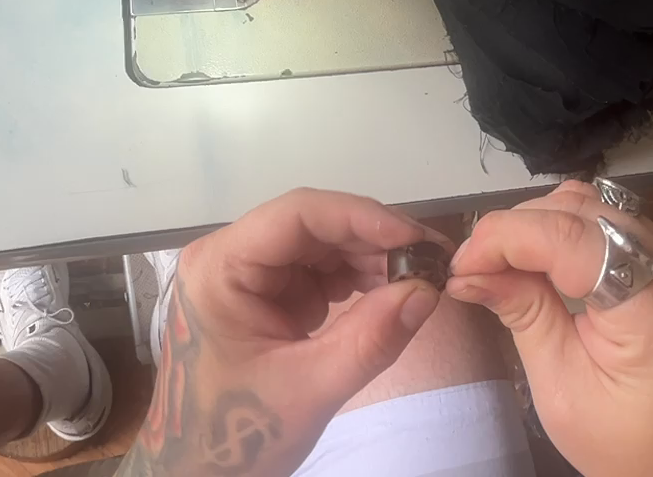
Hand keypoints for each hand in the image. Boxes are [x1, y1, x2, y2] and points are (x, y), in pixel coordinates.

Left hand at [118, 189, 447, 476]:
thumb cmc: (234, 437)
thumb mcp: (306, 392)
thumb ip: (368, 340)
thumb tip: (427, 290)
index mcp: (221, 266)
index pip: (296, 215)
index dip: (359, 217)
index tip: (414, 237)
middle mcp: (232, 254)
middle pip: (312, 225)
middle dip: (372, 240)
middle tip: (430, 261)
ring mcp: (250, 271)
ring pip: (321, 242)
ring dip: (369, 258)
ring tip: (415, 280)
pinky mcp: (267, 291)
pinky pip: (318, 268)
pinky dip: (355, 278)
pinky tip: (386, 294)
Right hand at [447, 181, 652, 476]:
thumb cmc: (630, 450)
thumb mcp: (560, 392)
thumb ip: (521, 314)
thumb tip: (468, 270)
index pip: (568, 237)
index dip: (504, 237)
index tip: (462, 263)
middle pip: (579, 211)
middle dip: (515, 228)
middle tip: (476, 265)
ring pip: (593, 204)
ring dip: (538, 222)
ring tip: (505, 260)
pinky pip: (612, 218)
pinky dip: (566, 228)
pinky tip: (543, 257)